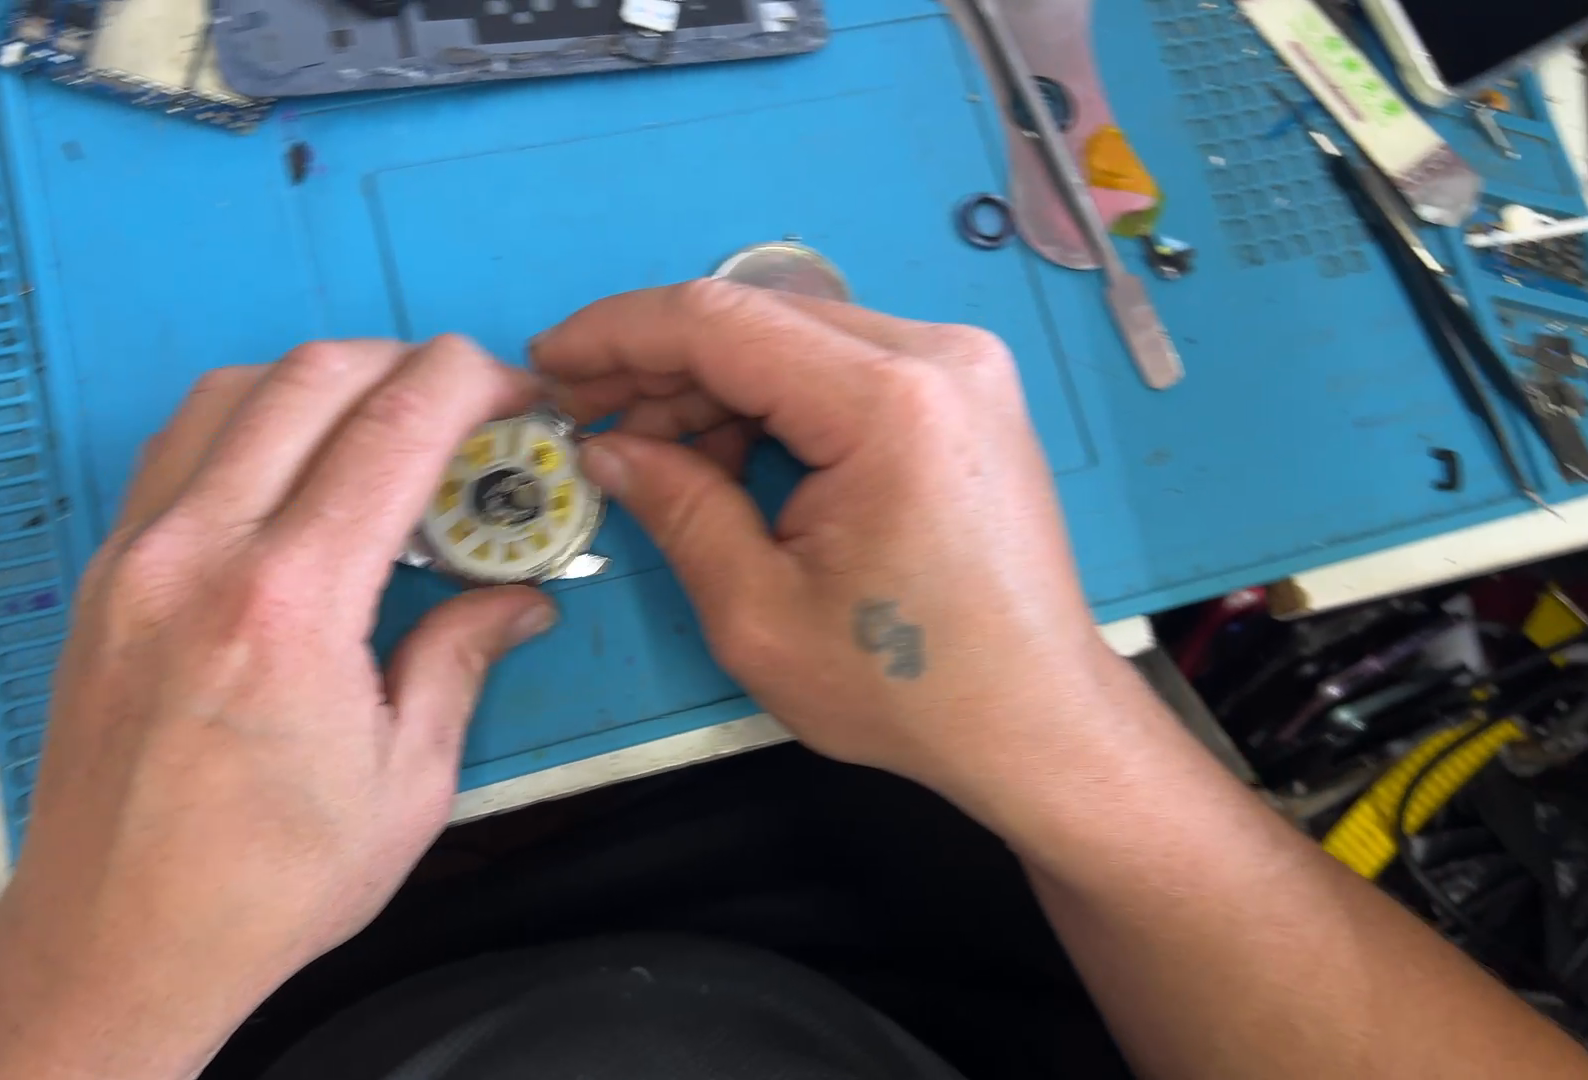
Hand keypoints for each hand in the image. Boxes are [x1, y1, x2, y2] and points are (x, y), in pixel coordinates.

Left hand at [0, 338, 554, 1079]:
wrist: (113, 951)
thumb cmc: (278, 880)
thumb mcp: (410, 780)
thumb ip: (464, 658)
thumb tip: (524, 598)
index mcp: (291, 603)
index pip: (393, 426)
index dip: (471, 383)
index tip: (519, 395)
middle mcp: (199, 550)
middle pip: (312, 377)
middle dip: (413, 362)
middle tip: (473, 404)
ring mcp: (135, 551)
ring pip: (236, 388)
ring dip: (333, 379)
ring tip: (396, 422)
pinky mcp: (105, 570)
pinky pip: (185, 440)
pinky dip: (262, 413)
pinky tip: (307, 462)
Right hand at [533, 281, 1126, 833]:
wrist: (1037, 725)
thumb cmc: (902, 688)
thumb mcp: (758, 615)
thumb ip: (676, 510)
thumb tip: (605, 448)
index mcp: (886, 402)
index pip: (719, 322)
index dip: (617, 334)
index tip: (550, 360)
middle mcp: (935, 353)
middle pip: (757, 321)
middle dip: (658, 368)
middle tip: (592, 423)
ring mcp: (959, 367)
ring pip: (793, 343)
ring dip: (711, 391)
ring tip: (655, 458)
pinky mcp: (961, 394)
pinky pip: (836, 371)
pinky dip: (769, 406)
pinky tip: (731, 462)